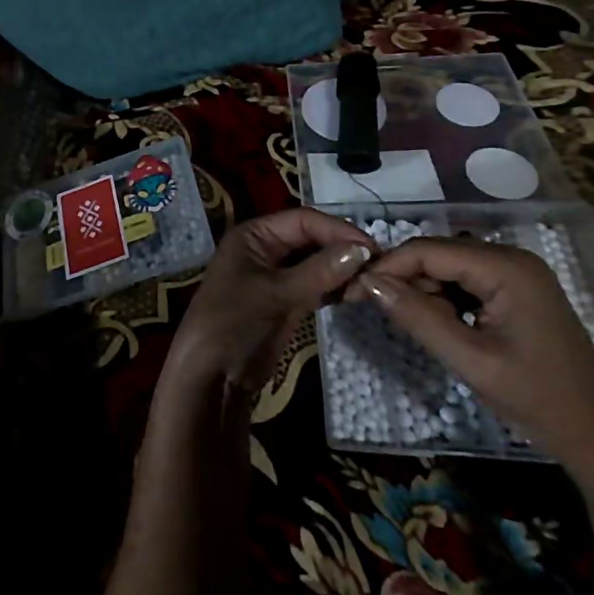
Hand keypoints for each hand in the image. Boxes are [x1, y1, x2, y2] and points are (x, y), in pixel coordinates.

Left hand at [167, 208, 375, 395]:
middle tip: (381, 268)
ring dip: (343, 270)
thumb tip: (363, 250)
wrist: (212, 374)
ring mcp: (275, 275)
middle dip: (343, 250)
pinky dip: (335, 287)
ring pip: (317, 262)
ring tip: (372, 284)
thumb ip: (319, 271)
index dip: (337, 230)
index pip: (302, 220)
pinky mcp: (285, 300)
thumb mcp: (276, 294)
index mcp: (253, 235)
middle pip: (312, 239)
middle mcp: (264, 248)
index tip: (373, 249)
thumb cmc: (234, 323)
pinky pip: (316, 284)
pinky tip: (356, 295)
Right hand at [351, 237, 593, 467]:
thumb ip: (417, 317)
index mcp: (507, 269)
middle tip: (365, 306)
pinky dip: (438, 298)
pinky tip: (432, 323)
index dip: (384, 267)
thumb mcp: (469, 360)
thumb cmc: (537, 398)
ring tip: (402, 321)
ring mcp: (515, 273)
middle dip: (398, 277)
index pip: (427, 250)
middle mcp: (511, 259)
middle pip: (434, 254)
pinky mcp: (513, 290)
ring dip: (417, 290)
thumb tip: (366, 283)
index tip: (350, 293)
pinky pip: (461, 281)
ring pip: (444, 267)